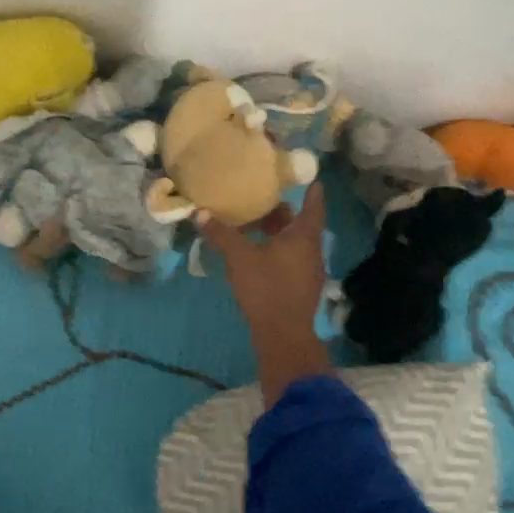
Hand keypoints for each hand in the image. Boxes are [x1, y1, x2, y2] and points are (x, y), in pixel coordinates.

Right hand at [198, 184, 327, 332]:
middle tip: (262, 201)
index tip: (311, 179)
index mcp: (303, 236)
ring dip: (277, 233)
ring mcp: (309, 270)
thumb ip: (222, 234)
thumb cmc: (266, 288)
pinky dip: (276, 250)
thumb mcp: (240, 258)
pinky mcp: (301, 287)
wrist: (283, 333)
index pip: (314, 206)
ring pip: (294, 243)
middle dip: (282, 213)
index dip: (312, 192)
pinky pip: (291, 259)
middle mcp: (311, 250)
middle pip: (300, 224)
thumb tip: (200, 213)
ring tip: (253, 227)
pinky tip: (256, 255)